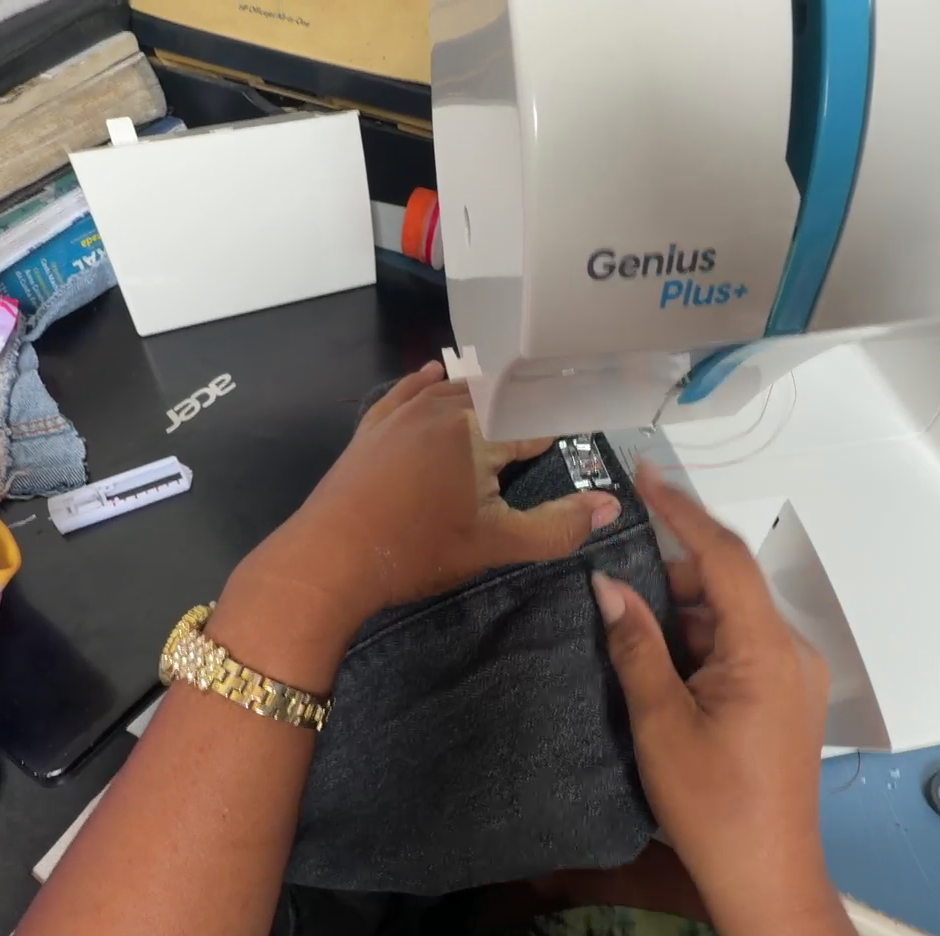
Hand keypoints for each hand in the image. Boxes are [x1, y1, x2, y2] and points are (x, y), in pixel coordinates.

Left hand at [232, 362, 620, 633]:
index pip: (536, 421)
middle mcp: (443, 408)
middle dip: (527, 405)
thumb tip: (611, 505)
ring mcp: (403, 415)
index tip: (589, 421)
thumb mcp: (496, 545)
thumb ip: (558, 526)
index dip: (564, 424)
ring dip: (485, 392)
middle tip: (551, 415)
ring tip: (509, 395)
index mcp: (480, 431)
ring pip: (454, 388)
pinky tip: (435, 374)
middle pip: (497, 396)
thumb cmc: (417, 551)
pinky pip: (406, 392)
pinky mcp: (372, 429)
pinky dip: (428, 383)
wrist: (328, 558)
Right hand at [591, 467, 831, 916]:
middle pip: (723, 585)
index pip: (723, 557)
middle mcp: (789, 650)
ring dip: (678, 618)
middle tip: (611, 593)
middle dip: (668, 581)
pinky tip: (658, 668)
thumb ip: (635, 644)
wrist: (766, 882)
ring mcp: (791, 674)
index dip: (682, 510)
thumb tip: (605, 584)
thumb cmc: (711, 804)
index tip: (645, 475)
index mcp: (764, 649)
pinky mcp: (783, 695)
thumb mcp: (659, 721)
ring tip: (628, 641)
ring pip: (726, 617)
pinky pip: (735, 646)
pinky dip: (695, 643)